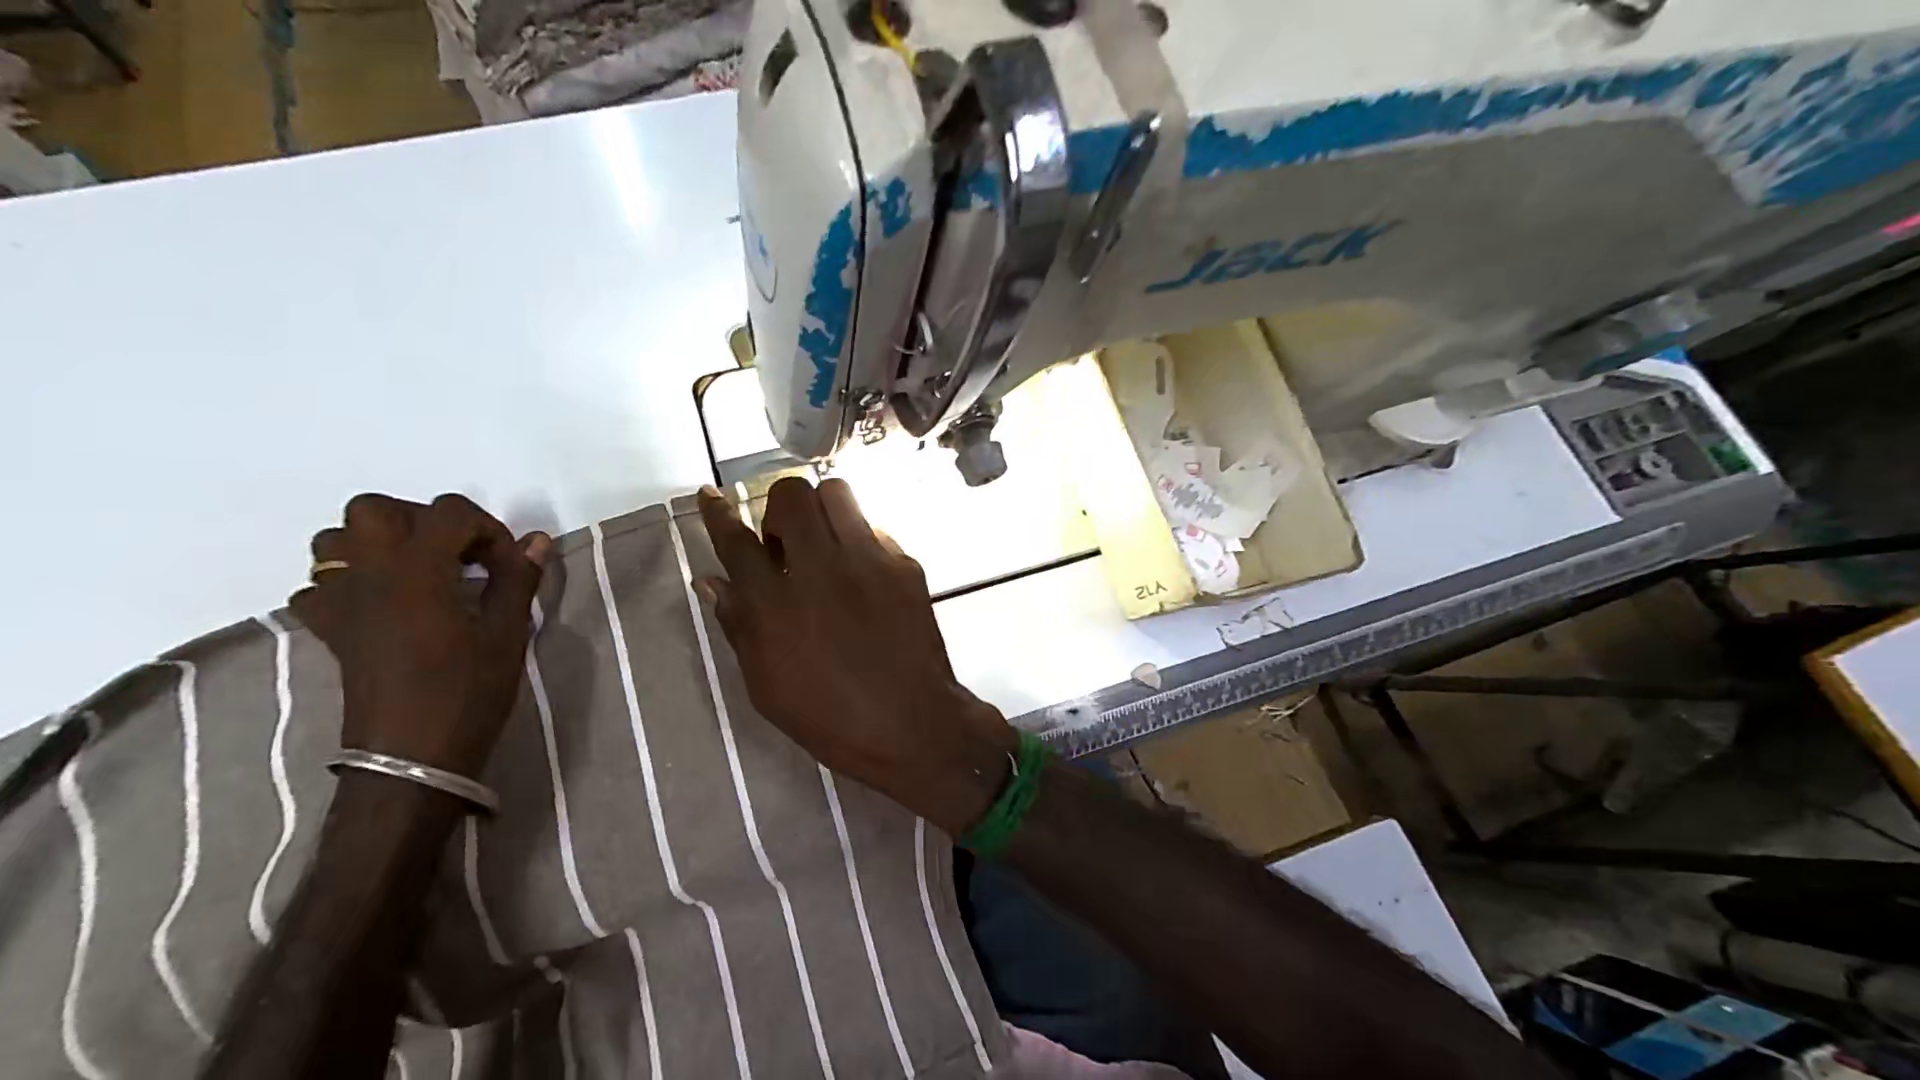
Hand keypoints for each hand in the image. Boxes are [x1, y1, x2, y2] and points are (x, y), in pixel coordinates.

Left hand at [293, 493, 550, 776]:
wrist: (410, 756)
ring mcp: (340, 602)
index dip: (487, 529)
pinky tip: (383, 605)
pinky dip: (348, 583)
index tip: (506, 565)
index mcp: (416, 570)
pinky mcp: (328, 630)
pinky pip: (320, 585)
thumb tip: (537, 540)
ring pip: (336, 540)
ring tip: (418, 572)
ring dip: (377, 544)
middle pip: (375, 509)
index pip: (448, 512)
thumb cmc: (467, 692)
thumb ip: (518, 579)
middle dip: (422, 520)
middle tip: (457, 554)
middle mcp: (368, 574)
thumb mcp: (507, 634)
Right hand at [698, 478, 1016, 833]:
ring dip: (820, 512)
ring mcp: (868, 561)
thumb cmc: (830, 718)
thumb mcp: (766, 686)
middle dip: (778, 510)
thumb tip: (714, 581)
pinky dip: (856, 540)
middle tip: (785, 545)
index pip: (737, 541)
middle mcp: (820, 570)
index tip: (710, 495)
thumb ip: (739, 626)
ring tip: (822, 547)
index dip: (718, 513)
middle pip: (791, 496)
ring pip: (836, 493)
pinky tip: (859, 575)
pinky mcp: (904, 564)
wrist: (913, 725)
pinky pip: (873, 527)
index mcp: (775, 607)